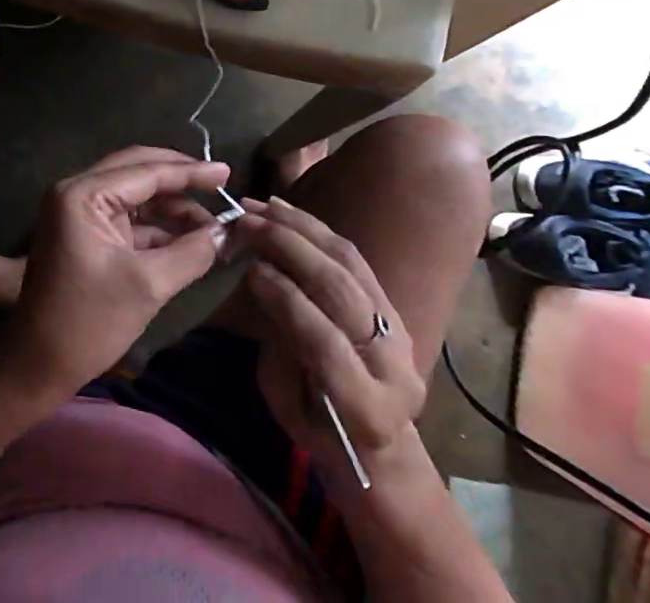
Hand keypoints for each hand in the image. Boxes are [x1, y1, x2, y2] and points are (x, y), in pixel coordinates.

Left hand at [0, 147, 230, 394]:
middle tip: (221, 186)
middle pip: (140, 170)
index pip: (147, 170)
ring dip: (174, 208)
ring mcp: (81, 213)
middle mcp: (78, 193)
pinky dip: (160, 227)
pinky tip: (192, 240)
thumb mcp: (149, 285)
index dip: (191, 172)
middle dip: (182, 181)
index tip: (228, 173)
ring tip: (214, 226)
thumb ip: (194, 252)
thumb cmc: (88, 322)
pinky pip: (131, 218)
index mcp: (83, 195)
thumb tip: (228, 233)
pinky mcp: (88, 235)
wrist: (37, 367)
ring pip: (138, 195)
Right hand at [237, 197, 425, 489]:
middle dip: (291, 247)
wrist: (381, 444)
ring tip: (265, 206)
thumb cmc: (322, 437)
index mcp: (369, 409)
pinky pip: (356, 260)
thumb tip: (266, 281)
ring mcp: (401, 329)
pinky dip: (319, 232)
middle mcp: (395, 363)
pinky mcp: (393, 305)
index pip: (326, 341)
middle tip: (249, 221)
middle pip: (342, 290)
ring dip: (303, 228)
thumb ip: (279, 350)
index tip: (251, 268)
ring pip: (351, 264)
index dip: (287, 301)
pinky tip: (290, 215)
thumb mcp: (287, 409)